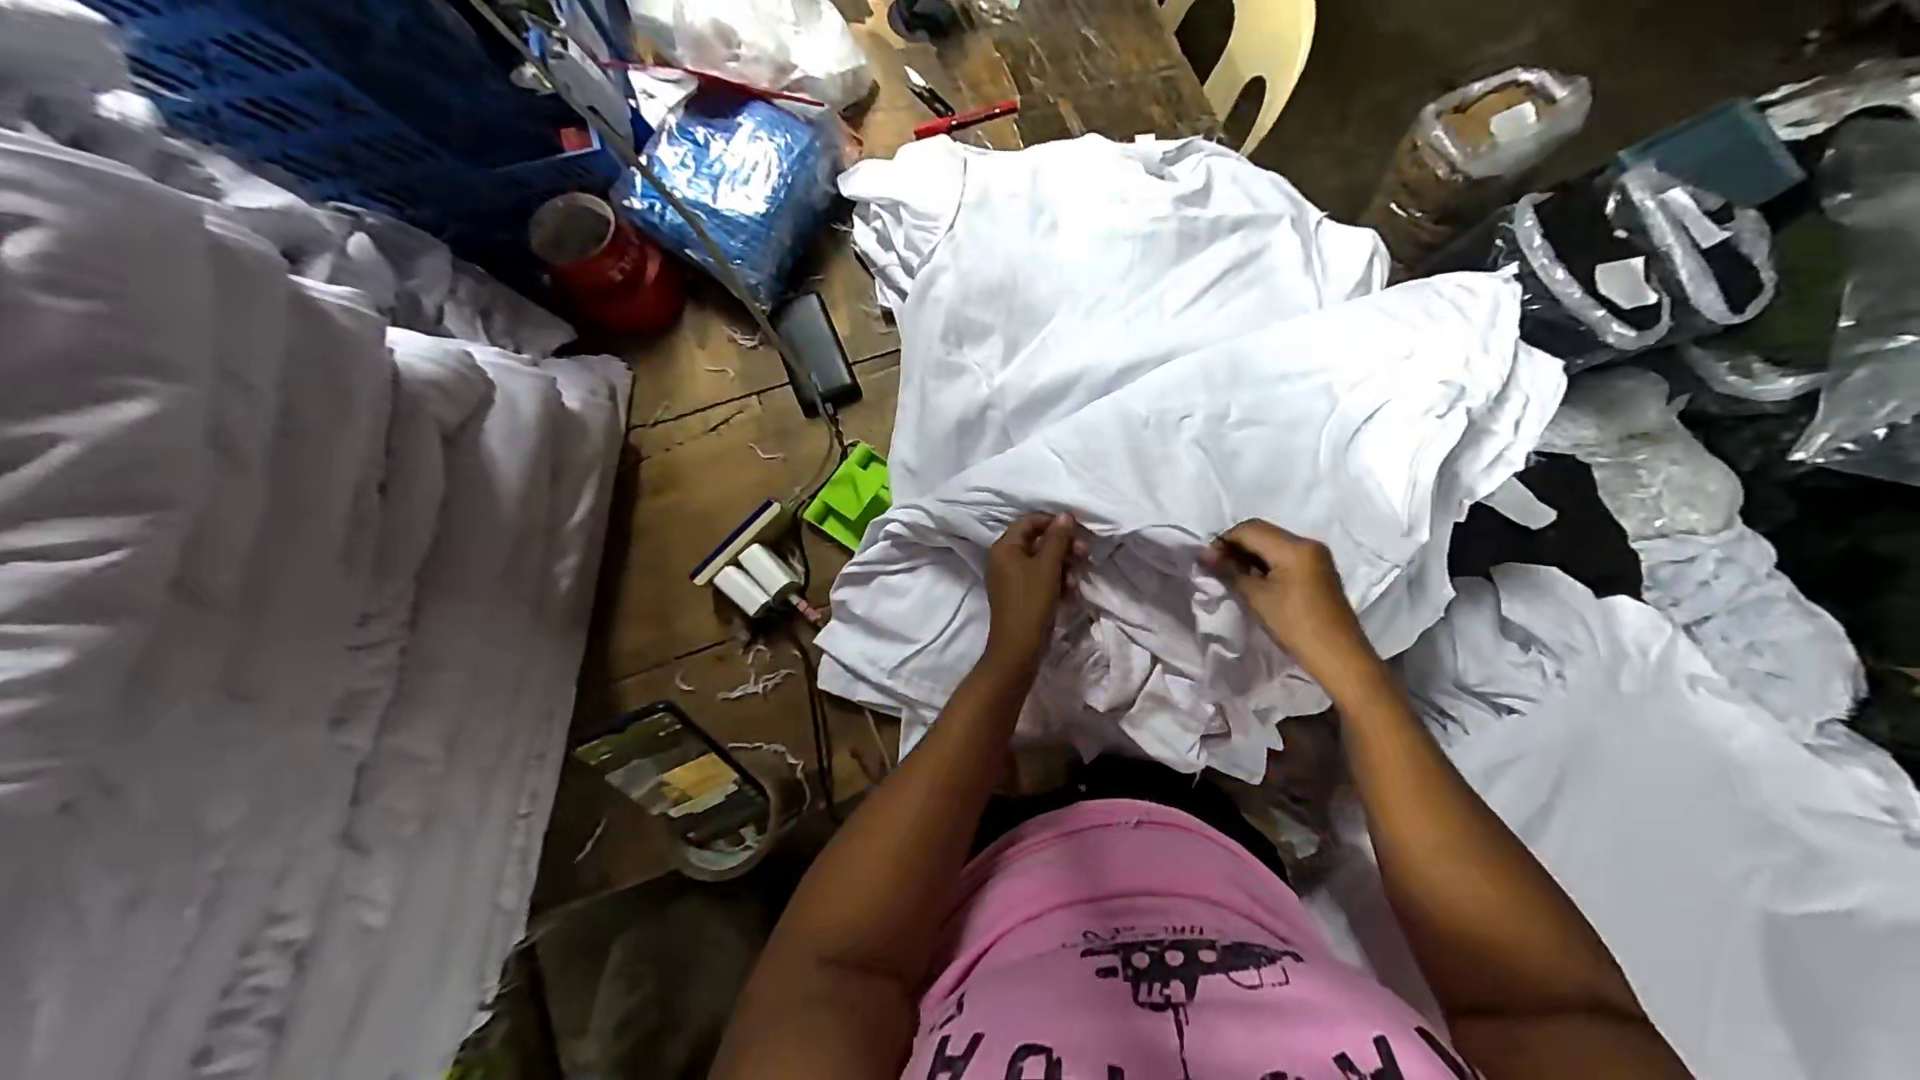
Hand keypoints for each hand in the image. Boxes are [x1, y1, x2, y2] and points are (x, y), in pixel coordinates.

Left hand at [983, 512, 1086, 670]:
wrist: (1019, 649)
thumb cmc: (1031, 603)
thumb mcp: (1048, 567)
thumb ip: (1058, 539)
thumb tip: (1065, 514)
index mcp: (1004, 548)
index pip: (1028, 521)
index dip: (1053, 522)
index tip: (1077, 529)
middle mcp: (1004, 560)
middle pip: (1037, 541)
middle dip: (1063, 546)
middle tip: (1085, 554)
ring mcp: (1012, 579)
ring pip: (1042, 562)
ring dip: (1063, 567)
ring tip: (1076, 581)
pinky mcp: (1021, 596)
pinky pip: (1041, 580)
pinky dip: (1057, 583)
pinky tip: (1071, 594)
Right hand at [1200, 519, 1381, 692]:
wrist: (1338, 655)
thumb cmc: (1294, 626)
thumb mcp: (1256, 597)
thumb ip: (1229, 571)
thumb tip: (1203, 554)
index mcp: (1294, 546)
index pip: (1249, 529)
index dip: (1224, 541)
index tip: (1208, 562)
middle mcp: (1307, 543)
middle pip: (1262, 532)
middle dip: (1236, 546)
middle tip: (1218, 568)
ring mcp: (1316, 555)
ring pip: (1273, 543)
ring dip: (1250, 554)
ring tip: (1233, 576)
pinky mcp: (1318, 569)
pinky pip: (1285, 554)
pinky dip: (1265, 562)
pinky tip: (1255, 580)